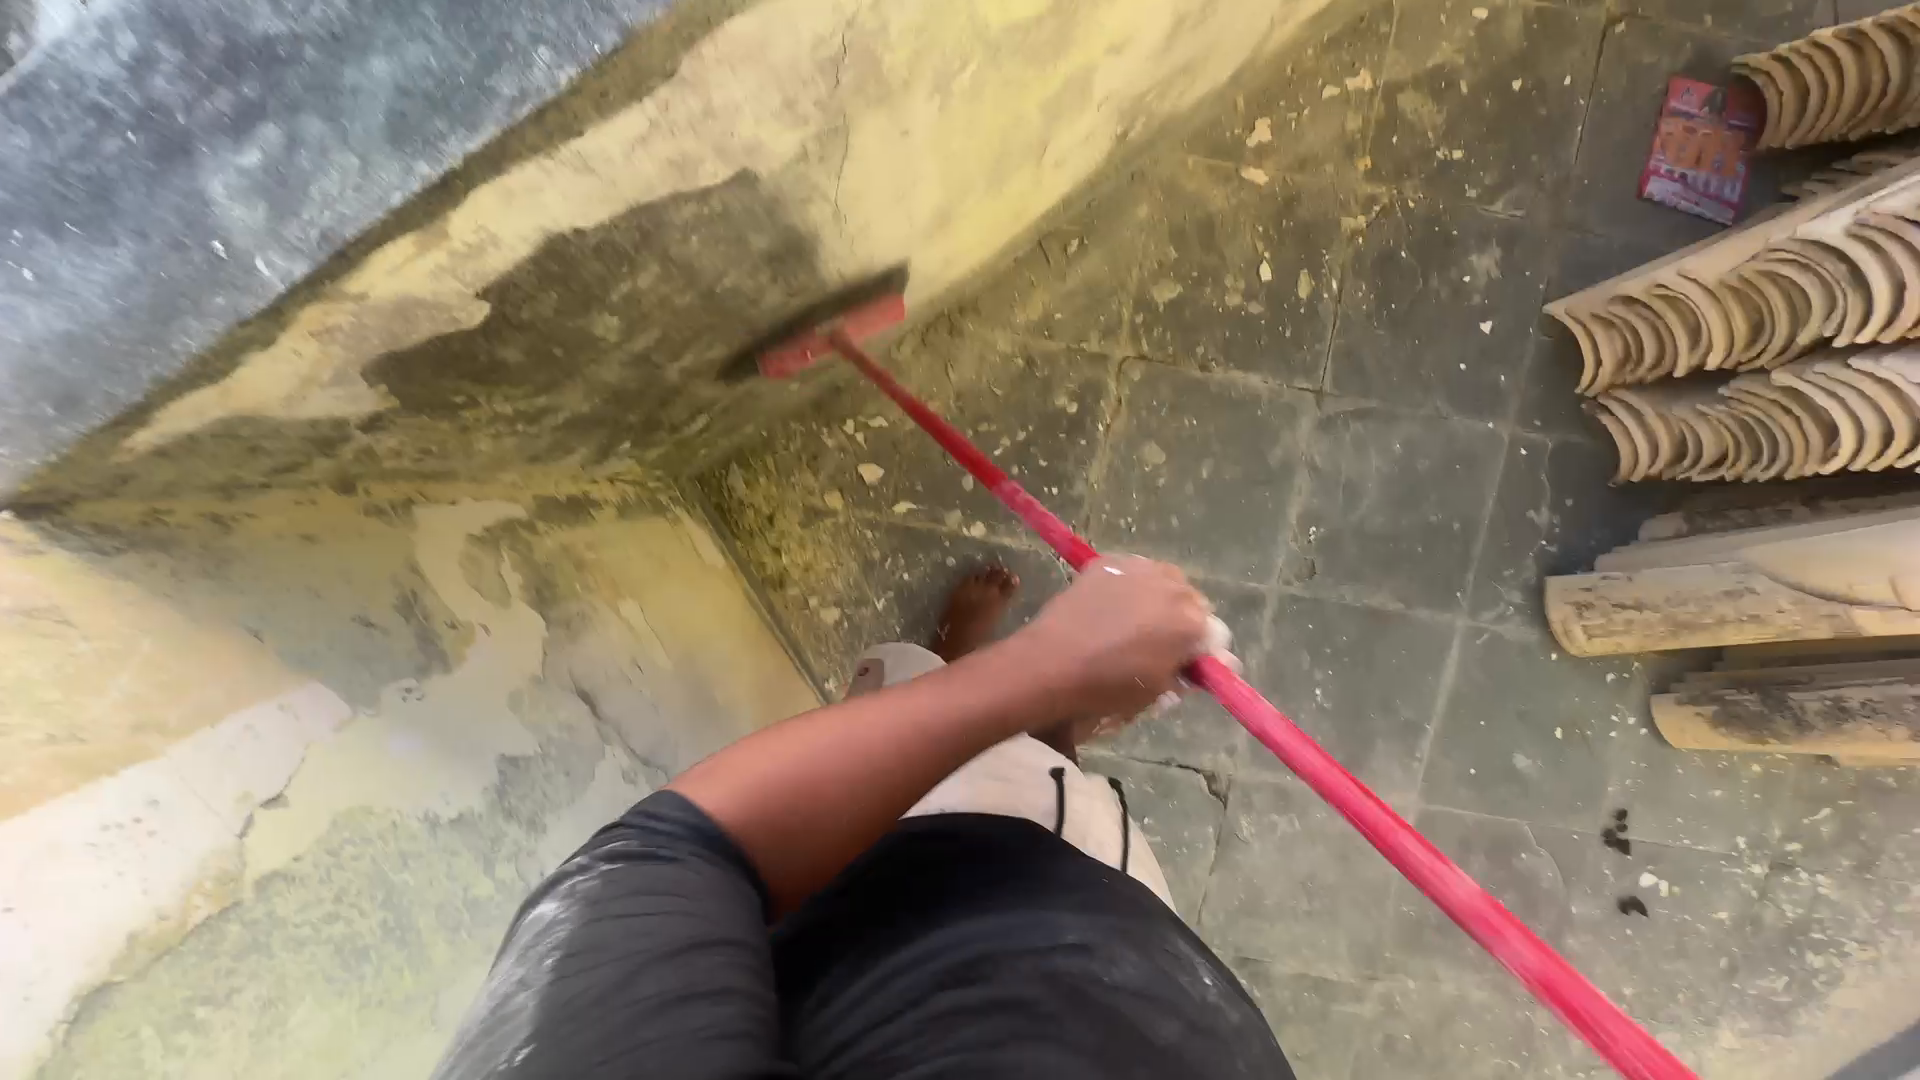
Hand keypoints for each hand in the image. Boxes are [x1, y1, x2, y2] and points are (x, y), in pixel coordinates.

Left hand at [1007, 555, 1212, 722]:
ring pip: (1166, 579)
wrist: (1052, 663)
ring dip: (1159, 597)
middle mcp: (1172, 588)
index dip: (1202, 651)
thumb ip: (1191, 671)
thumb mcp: (1157, 690)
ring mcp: (1139, 569)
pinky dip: (1131, 584)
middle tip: (1159, 644)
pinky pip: (1134, 570)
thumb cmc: (1107, 686)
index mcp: (1191, 623)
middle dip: (1183, 621)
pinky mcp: (1109, 562)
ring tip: (1135, 621)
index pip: (1216, 634)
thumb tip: (1221, 662)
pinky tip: (1113, 604)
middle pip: (1192, 601)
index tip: (1186, 664)